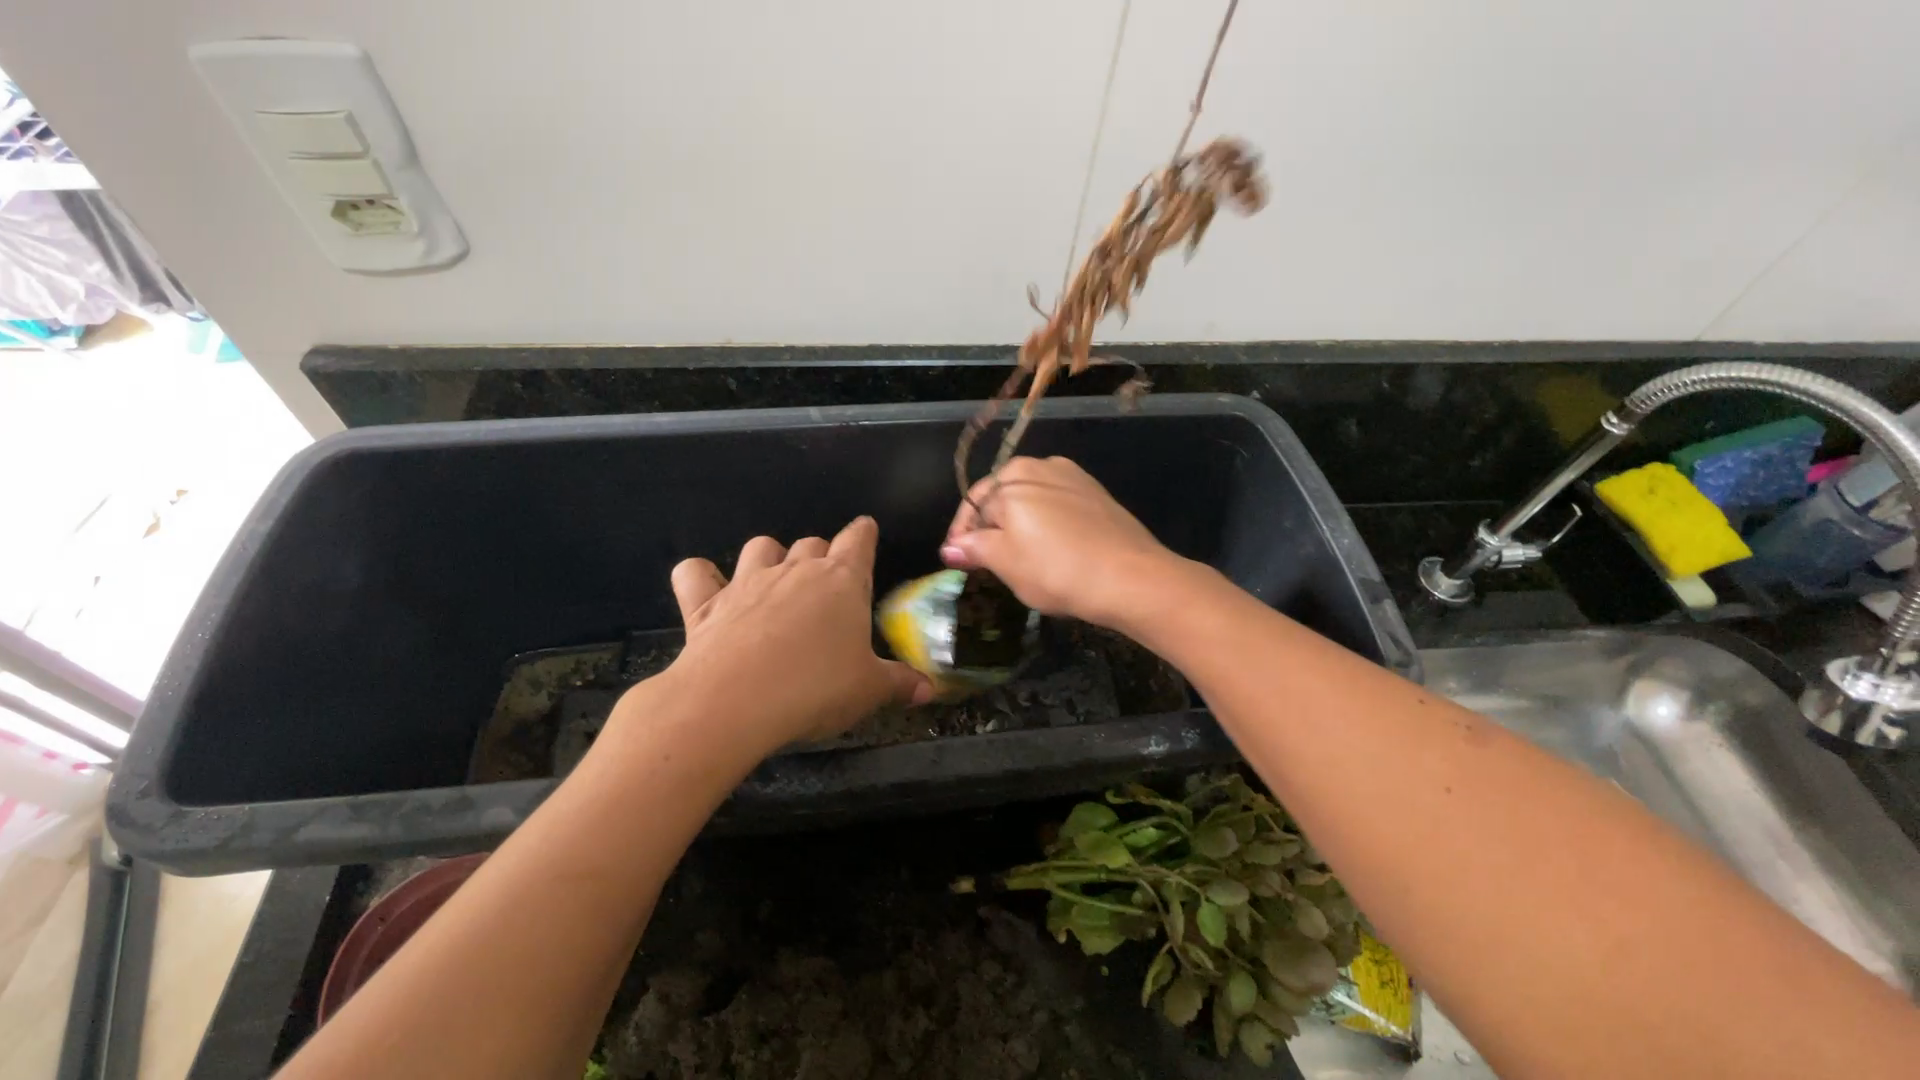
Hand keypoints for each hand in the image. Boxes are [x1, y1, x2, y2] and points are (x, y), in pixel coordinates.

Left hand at [642, 517, 933, 752]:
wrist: (735, 701)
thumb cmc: (816, 689)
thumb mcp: (869, 691)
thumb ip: (900, 684)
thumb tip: (930, 689)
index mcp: (842, 581)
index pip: (859, 540)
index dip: (864, 536)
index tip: (866, 535)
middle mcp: (795, 570)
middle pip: (812, 543)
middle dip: (821, 555)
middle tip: (827, 587)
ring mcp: (747, 583)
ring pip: (761, 547)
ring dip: (769, 557)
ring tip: (774, 582)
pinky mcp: (705, 604)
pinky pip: (695, 572)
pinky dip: (700, 576)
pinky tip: (706, 589)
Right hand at [941, 456, 1185, 628]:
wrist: (1131, 578)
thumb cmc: (1056, 569)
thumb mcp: (1005, 562)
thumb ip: (974, 548)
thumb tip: (951, 546)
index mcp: (1014, 476)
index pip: (973, 504)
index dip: (961, 536)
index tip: (957, 563)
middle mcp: (1043, 466)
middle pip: (1003, 499)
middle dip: (991, 530)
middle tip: (985, 565)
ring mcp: (1074, 479)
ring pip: (1032, 503)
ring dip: (1019, 529)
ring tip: (1018, 562)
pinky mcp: (1098, 497)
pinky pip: (1058, 509)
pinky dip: (1047, 528)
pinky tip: (1051, 554)